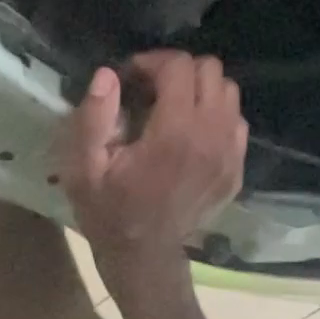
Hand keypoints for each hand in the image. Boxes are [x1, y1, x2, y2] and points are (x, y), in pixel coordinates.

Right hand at [61, 51, 246, 261]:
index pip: (179, 67)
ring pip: (228, 92)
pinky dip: (213, 115)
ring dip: (198, 90)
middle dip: (177, 70)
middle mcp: (211, 137)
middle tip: (149, 89)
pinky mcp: (237, 169)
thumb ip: (94, 117)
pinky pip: (235, 121)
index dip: (150, 62)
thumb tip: (108, 75)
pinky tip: (188, 133)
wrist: (144, 257)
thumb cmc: (107, 210)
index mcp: (174, 133)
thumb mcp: (83, 167)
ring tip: (170, 107)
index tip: (129, 77)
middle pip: (210, 70)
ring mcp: (230, 154)